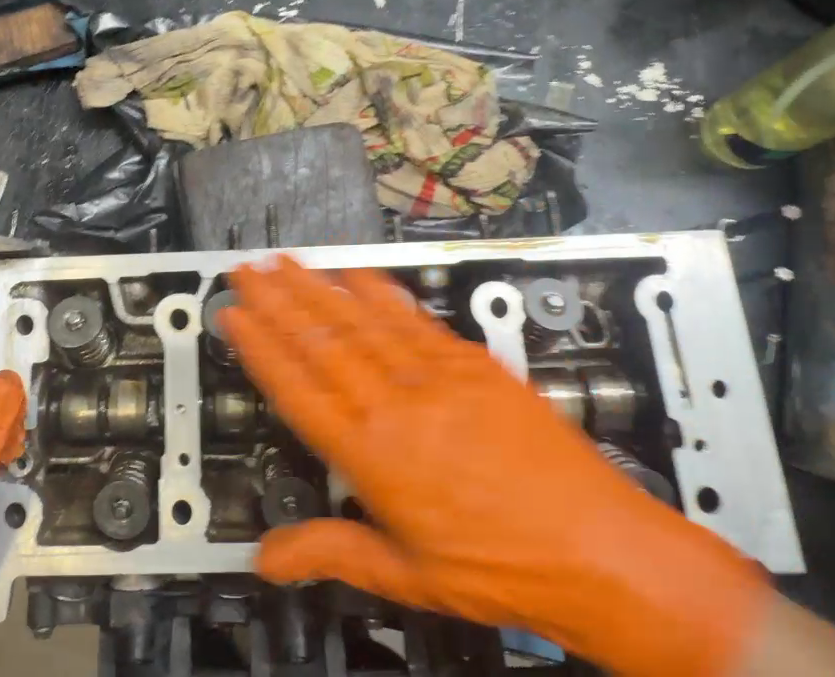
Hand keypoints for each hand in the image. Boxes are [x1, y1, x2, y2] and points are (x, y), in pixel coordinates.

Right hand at [224, 256, 772, 676]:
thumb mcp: (407, 574)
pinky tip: (363, 276)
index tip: (234, 316)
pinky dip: (383, 294)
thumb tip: (272, 558)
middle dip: (279, 300)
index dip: (259, 347)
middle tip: (249, 269)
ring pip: (364, 322)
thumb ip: (331, 552)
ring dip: (321, 288)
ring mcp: (440, 379)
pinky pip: (417, 320)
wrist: (600, 549)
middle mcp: (401, 406)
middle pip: (323, 341)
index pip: (298, 387)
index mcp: (374, 455)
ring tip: (291, 261)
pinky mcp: (476, 367)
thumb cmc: (509, 566)